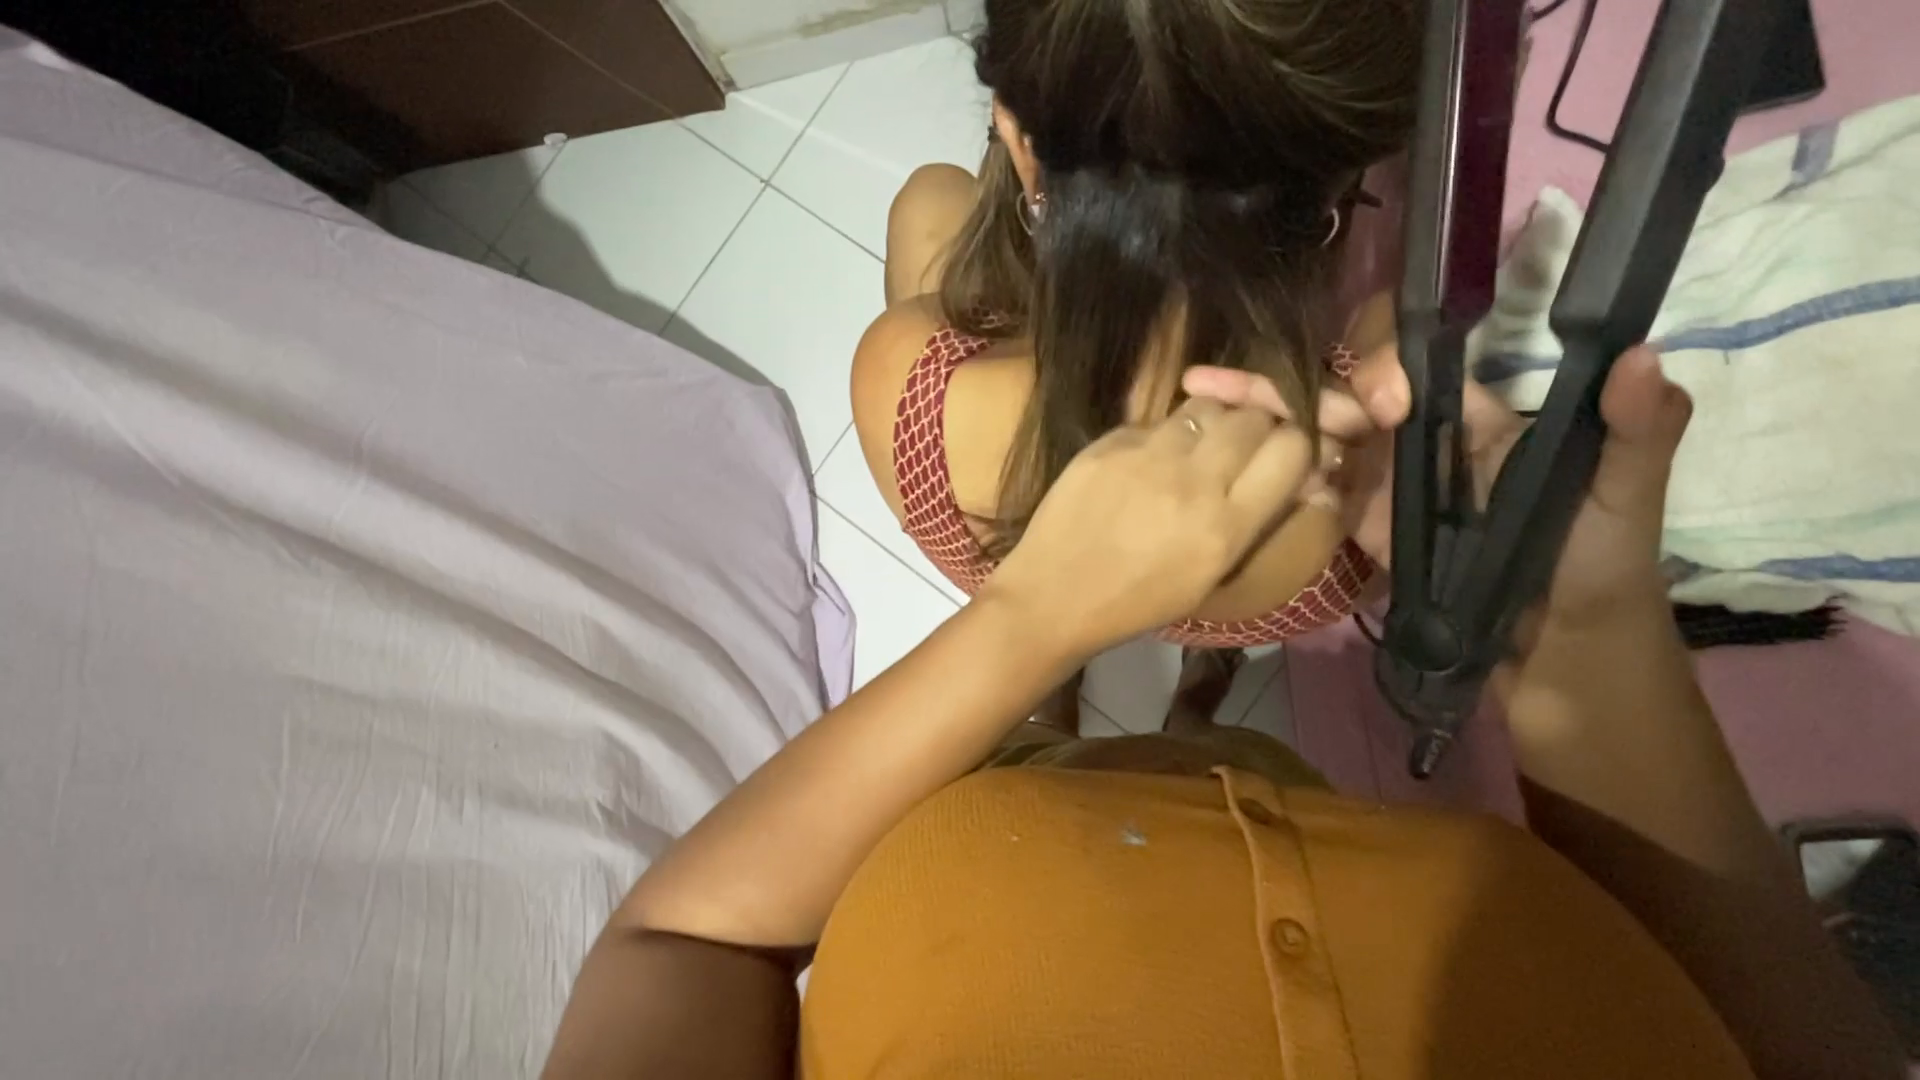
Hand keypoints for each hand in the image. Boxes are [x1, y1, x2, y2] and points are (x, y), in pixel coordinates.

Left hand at [978, 398, 1341, 659]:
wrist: (1053, 597)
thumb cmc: (1136, 603)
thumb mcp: (1211, 580)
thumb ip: (1258, 525)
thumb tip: (1308, 480)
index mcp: (1226, 527)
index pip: (1294, 448)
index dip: (1298, 445)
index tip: (1285, 454)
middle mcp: (1194, 483)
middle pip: (1254, 417)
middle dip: (1259, 427)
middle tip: (1240, 449)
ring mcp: (1147, 457)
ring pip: (1206, 406)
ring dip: (1212, 422)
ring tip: (1195, 448)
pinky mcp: (1108, 444)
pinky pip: (1155, 420)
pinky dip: (1161, 435)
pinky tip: (1145, 462)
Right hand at [1182, 343, 1690, 630]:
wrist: (1559, 661)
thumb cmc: (1597, 572)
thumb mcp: (1625, 502)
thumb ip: (1637, 434)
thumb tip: (1643, 356)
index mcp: (1473, 427)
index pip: (1410, 377)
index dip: (1379, 374)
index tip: (1377, 403)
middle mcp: (1419, 449)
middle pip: (1341, 407)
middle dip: (1282, 391)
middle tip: (1213, 385)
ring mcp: (1384, 492)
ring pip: (1317, 445)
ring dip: (1264, 425)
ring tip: (1201, 408)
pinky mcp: (1362, 532)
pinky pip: (1314, 497)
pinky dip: (1277, 480)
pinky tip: (1233, 464)